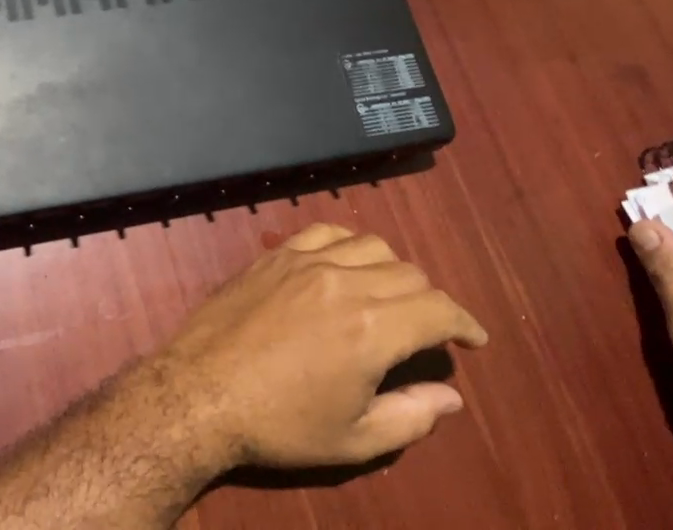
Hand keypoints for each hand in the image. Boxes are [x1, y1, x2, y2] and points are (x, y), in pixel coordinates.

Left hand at [146, 222, 488, 469]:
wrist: (200, 393)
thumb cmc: (280, 424)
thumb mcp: (354, 439)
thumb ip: (411, 416)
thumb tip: (450, 396)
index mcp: (372, 328)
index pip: (438, 309)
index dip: (464, 324)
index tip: (472, 340)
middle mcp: (345, 282)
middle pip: (410, 273)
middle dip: (429, 302)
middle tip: (424, 331)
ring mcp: (305, 261)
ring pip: (370, 245)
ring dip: (392, 269)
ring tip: (387, 296)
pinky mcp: (274, 255)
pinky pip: (323, 233)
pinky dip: (346, 245)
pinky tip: (344, 264)